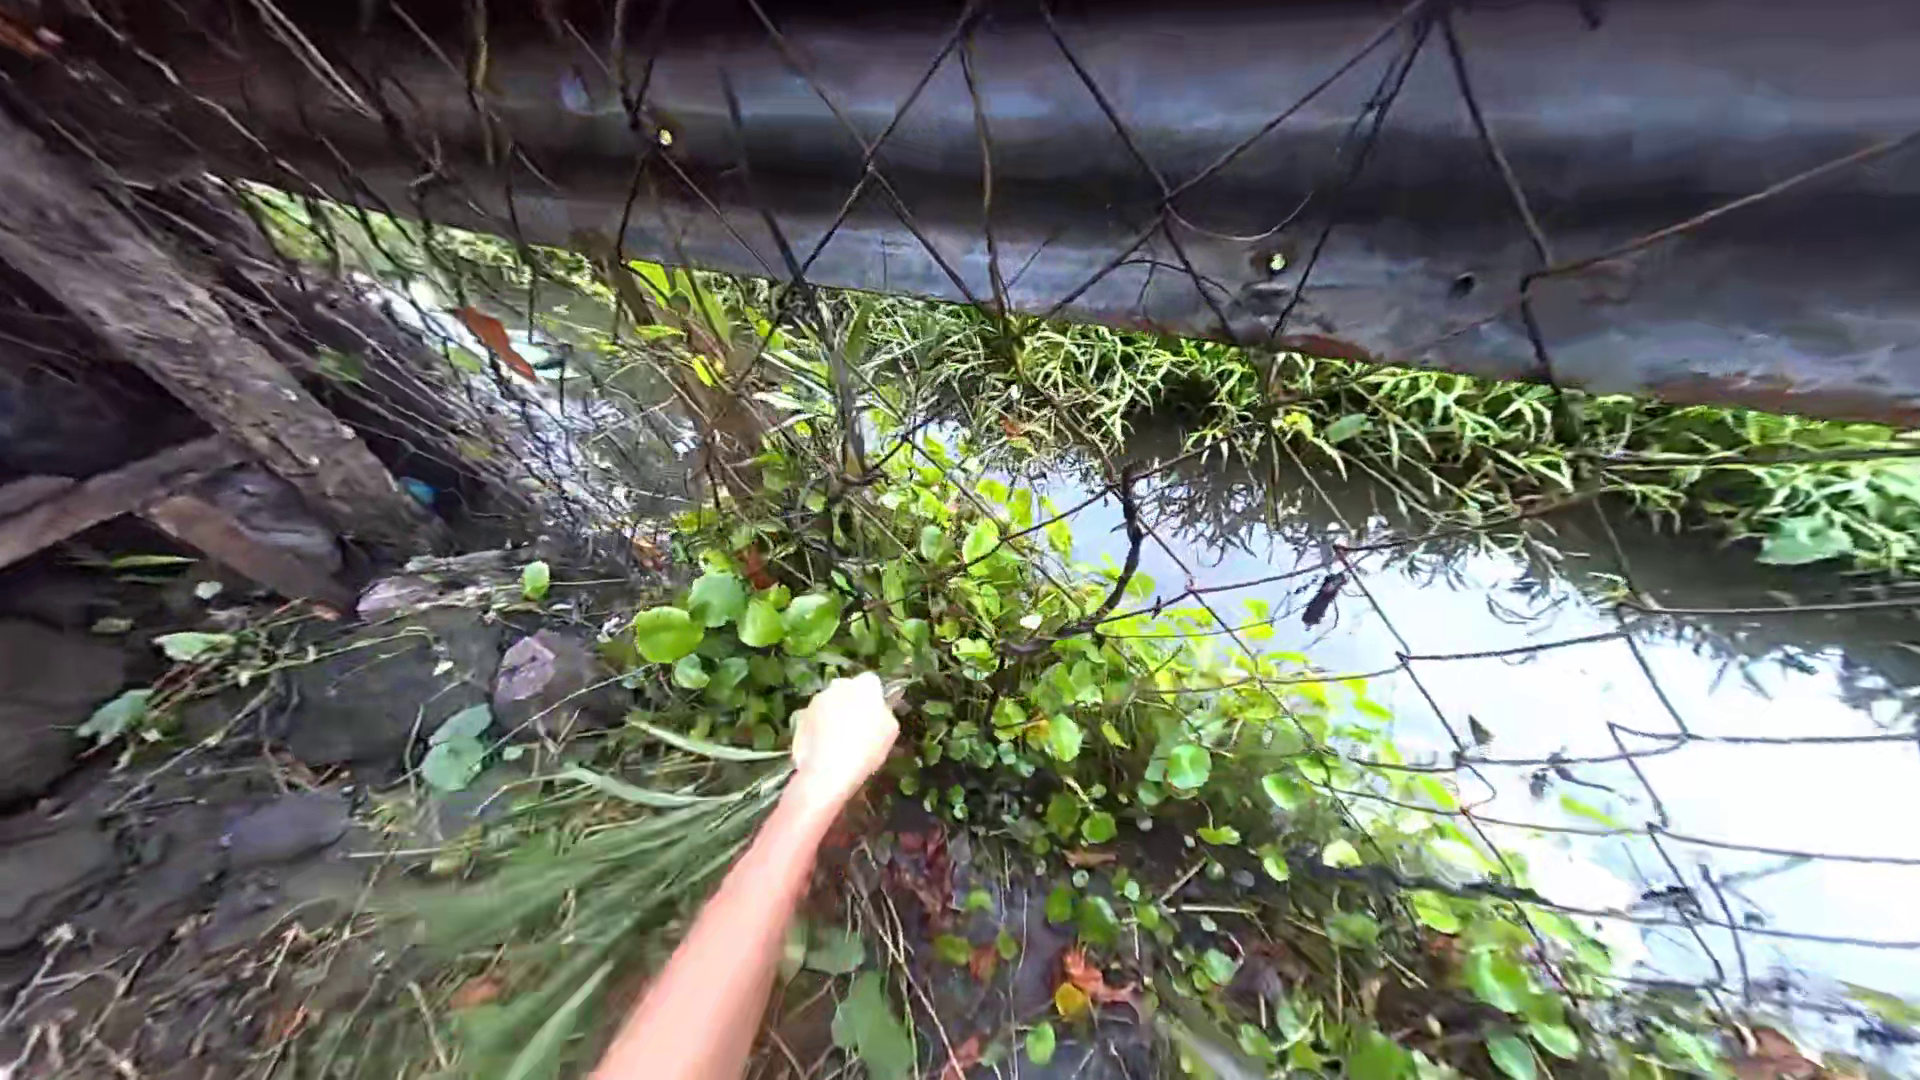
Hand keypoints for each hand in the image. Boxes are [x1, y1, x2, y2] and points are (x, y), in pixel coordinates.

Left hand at [788, 672, 897, 814]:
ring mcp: (817, 701)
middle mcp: (839, 687)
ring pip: (827, 702)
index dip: (871, 695)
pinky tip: (821, 746)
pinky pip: (812, 717)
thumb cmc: (866, 750)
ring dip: (831, 713)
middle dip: (849, 701)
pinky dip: (816, 726)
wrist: (828, 771)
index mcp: (865, 687)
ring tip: (835, 739)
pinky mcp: (800, 717)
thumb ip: (884, 713)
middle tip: (854, 724)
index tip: (872, 712)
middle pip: (846, 688)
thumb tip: (879, 710)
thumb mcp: (890, 732)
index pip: (870, 680)